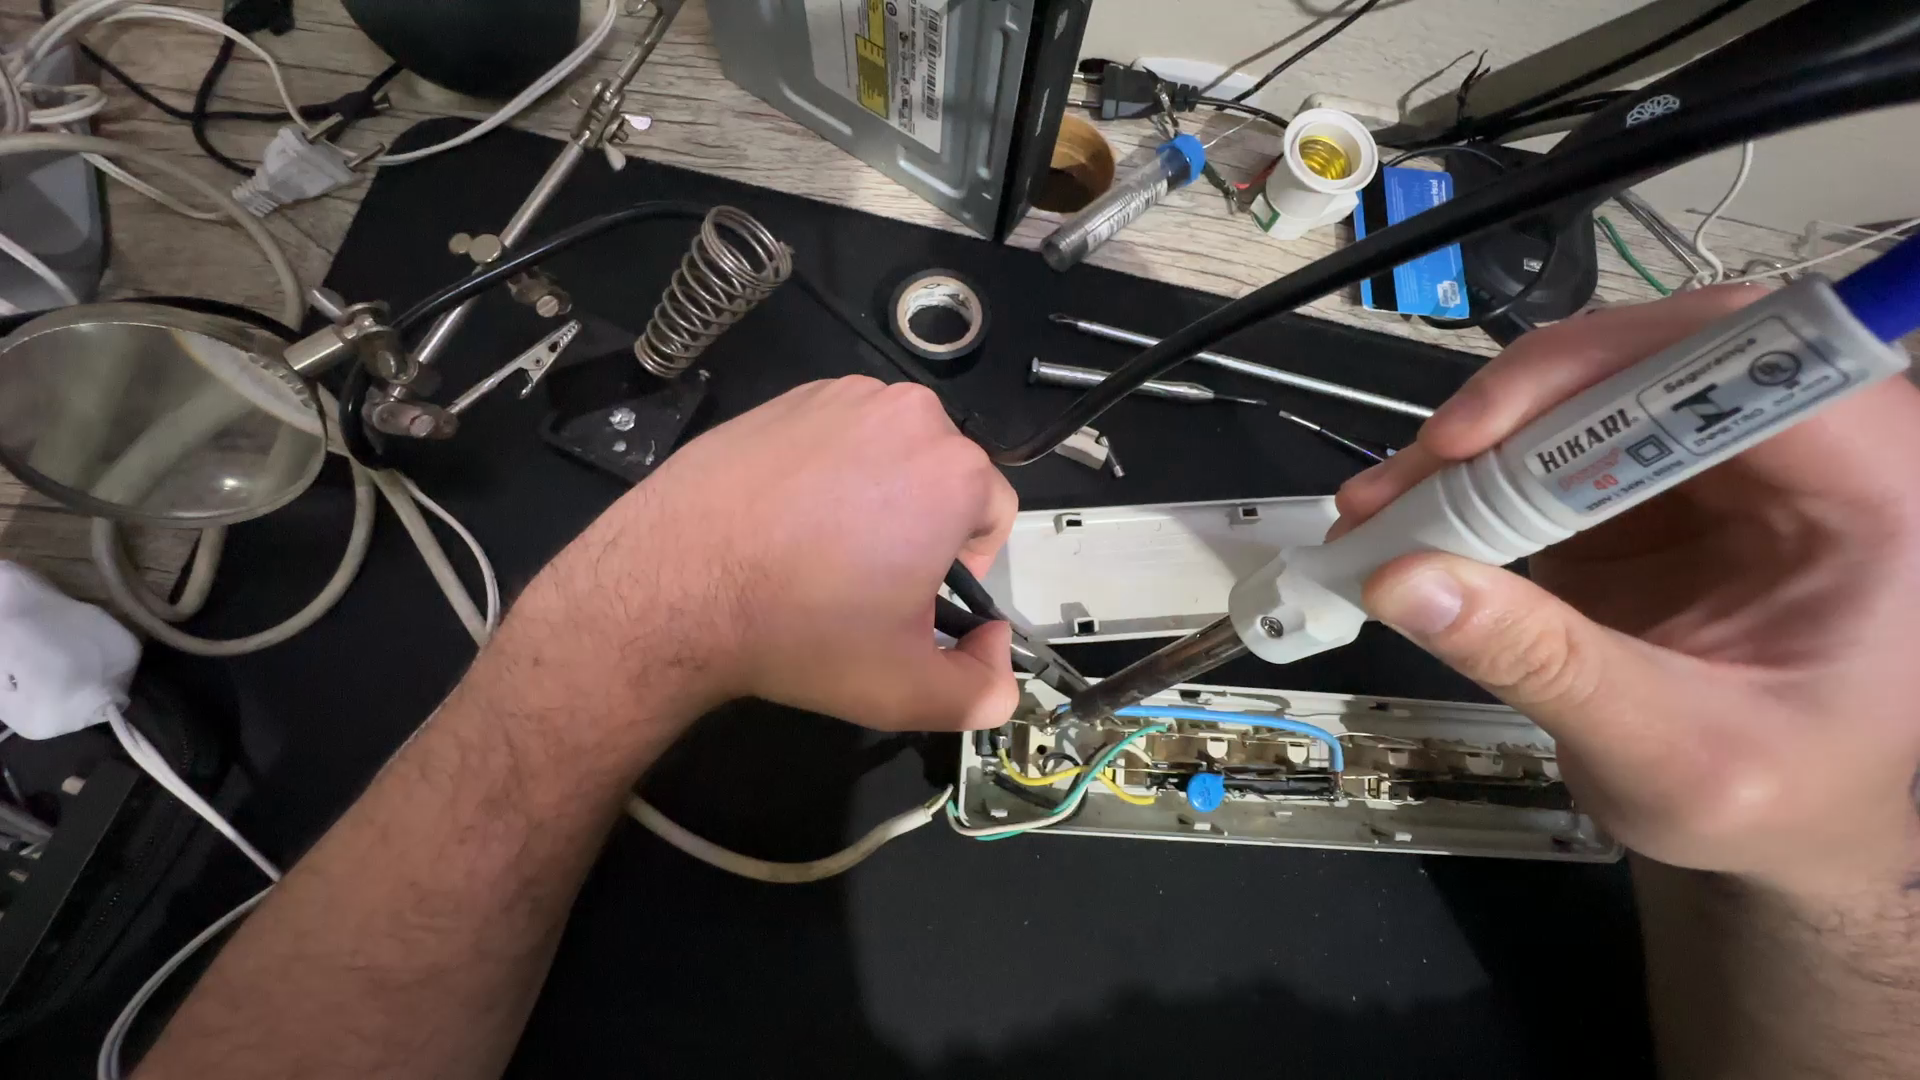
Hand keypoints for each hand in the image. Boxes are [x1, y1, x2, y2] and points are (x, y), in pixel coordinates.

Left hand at [509, 376, 1019, 735]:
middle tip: (867, 580)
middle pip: (945, 479)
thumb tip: (999, 656)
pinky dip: (832, 469)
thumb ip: (984, 690)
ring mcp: (843, 396)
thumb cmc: (800, 630)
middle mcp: (909, 415)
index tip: (914, 598)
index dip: (963, 566)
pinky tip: (787, 515)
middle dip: (923, 528)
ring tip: (823, 547)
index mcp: (953, 472)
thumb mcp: (907, 690)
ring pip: (894, 453)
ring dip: (880, 494)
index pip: (994, 515)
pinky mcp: (789, 397)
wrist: (670, 587)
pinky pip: (841, 434)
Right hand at [1336, 287, 1919, 901]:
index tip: (1463, 442)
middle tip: (1388, 491)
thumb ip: (1540, 663)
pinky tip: (1399, 525)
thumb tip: (1396, 581)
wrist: (1778, 829)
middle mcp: (1789, 460)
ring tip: (1373, 513)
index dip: (1592, 371)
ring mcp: (1699, 474)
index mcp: (1871, 495)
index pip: (1740, 362)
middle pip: (1630, 367)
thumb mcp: (1665, 752)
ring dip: (1454, 456)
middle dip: (1492, 420)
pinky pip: (1530, 457)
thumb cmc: (1776, 804)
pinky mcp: (1628, 497)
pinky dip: (1454, 486)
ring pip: (1564, 406)